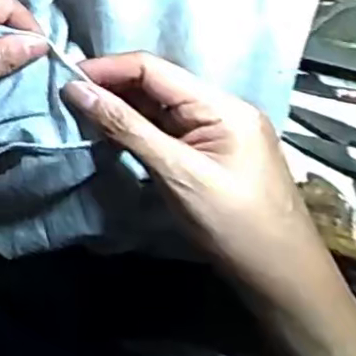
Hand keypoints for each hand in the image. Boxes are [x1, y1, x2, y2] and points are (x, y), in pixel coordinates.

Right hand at [61, 53, 329, 303]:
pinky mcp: (208, 148)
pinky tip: (110, 129)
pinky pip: (163, 124)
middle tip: (69, 95)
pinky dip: (134, 124)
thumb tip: (76, 89)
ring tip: (81, 110)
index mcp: (222, 105)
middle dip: (110, 84)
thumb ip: (125, 127)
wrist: (288, 287)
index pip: (152, 68)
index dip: (107, 68)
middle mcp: (220, 107)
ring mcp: (216, 128)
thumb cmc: (237, 229)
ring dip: (119, 104)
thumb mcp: (176, 174)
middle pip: (154, 81)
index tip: (67, 78)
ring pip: (156, 102)